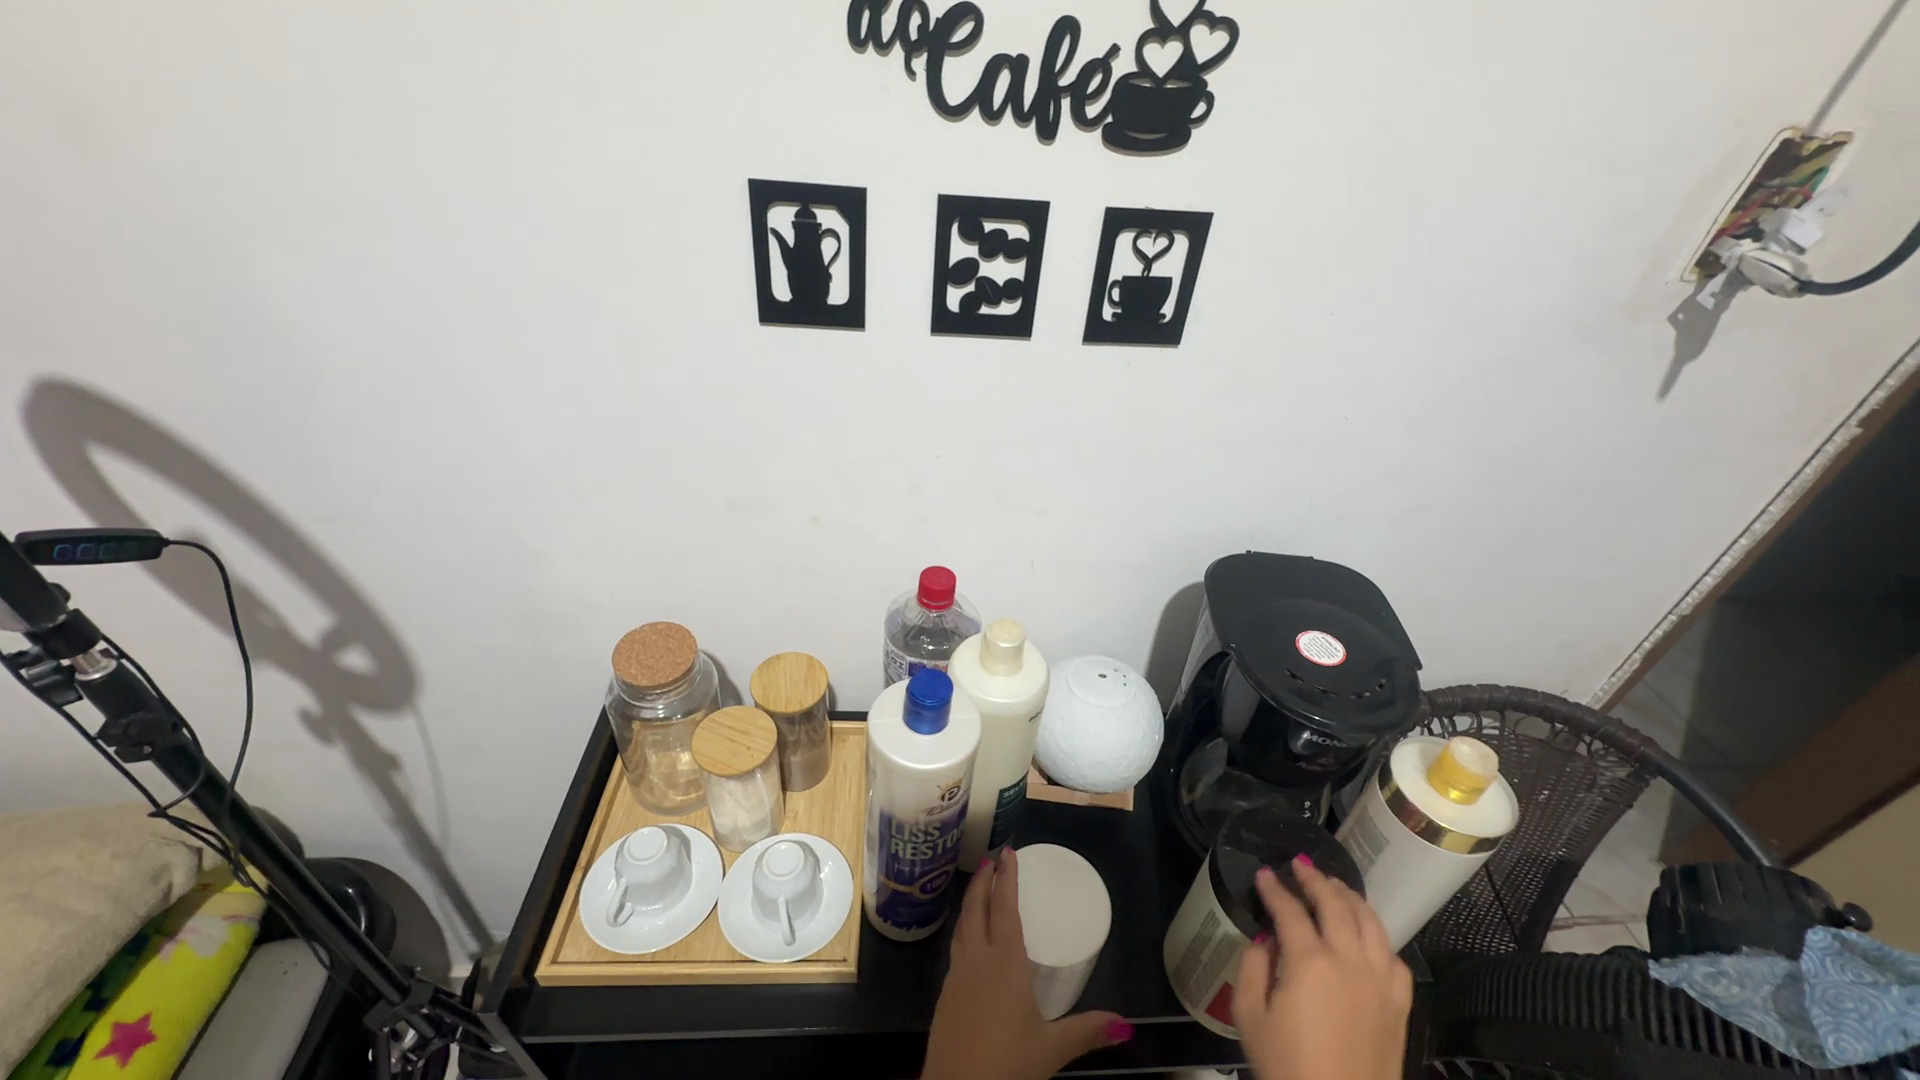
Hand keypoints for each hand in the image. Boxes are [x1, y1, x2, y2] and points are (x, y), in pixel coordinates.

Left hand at [921, 849, 1131, 1079]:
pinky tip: (969, 942)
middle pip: (977, 909)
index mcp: (1005, 962)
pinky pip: (955, 949)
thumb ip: (1087, 1031)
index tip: (1007, 853)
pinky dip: (964, 931)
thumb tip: (1127, 1024)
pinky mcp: (945, 996)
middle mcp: (977, 960)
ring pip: (962, 927)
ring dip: (970, 903)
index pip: (1005, 908)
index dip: (1006, 879)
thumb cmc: (1006, 1065)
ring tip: (978, 890)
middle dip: (983, 882)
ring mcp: (956, 977)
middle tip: (990, 859)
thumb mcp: (1052, 1049)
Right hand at [1232, 856, 1412, 1079]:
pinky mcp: (1399, 1005)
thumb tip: (1264, 942)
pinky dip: (1378, 937)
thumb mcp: (1249, 1017)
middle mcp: (1349, 960)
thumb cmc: (1287, 1067)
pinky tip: (1368, 937)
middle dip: (1316, 880)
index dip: (1274, 889)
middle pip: (1335, 905)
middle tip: (1300, 866)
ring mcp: (1379, 981)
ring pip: (1371, 923)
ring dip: (1351, 899)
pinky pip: (1394, 958)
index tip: (1264, 874)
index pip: (1289, 910)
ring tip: (1336, 887)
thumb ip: (1252, 968)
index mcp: (1309, 961)